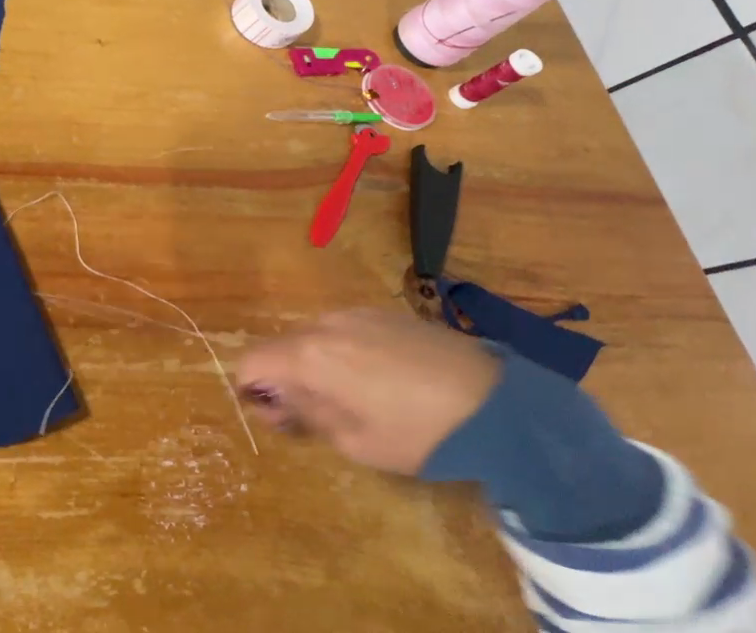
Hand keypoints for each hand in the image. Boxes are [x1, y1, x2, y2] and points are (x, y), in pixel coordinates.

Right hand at [234, 308, 500, 474]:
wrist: (505, 407)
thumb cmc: (422, 434)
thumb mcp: (356, 442)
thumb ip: (307, 415)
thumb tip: (280, 401)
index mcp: (308, 357)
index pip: (250, 362)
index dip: (250, 390)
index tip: (274, 416)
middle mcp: (323, 325)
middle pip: (279, 347)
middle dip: (284, 377)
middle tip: (312, 413)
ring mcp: (357, 315)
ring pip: (313, 336)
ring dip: (316, 363)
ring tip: (353, 395)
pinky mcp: (388, 313)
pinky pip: (346, 330)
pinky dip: (345, 351)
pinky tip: (382, 378)